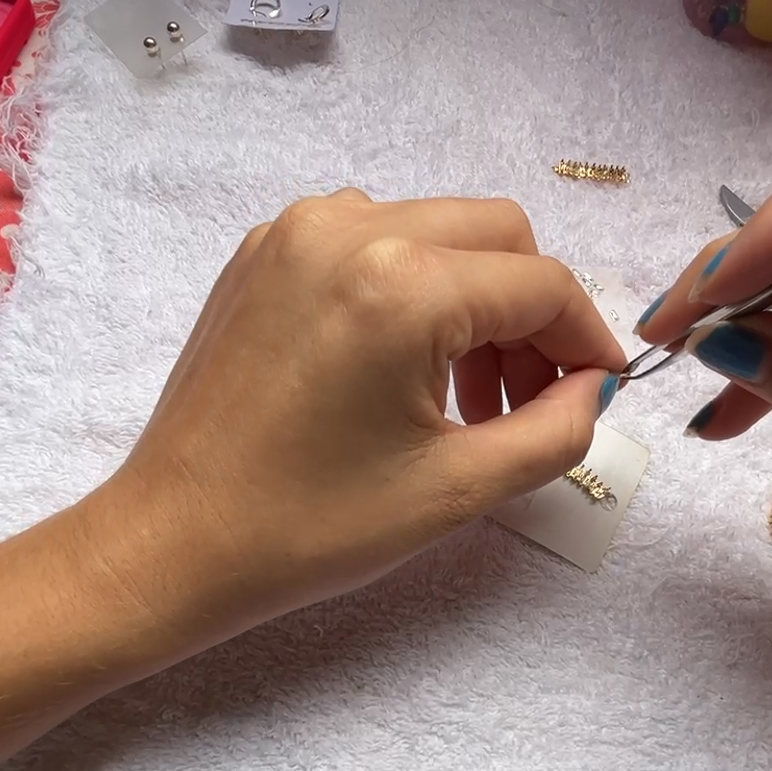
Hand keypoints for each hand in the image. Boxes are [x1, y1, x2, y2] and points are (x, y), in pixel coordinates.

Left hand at [103, 189, 623, 635]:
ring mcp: (295, 231)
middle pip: (497, 237)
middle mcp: (348, 226)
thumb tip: (594, 388)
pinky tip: (402, 366)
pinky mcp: (264, 253)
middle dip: (533, 315)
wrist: (174, 543)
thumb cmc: (309, 529)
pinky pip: (375, 242)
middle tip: (528, 400)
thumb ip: (555, 432)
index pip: (540, 285)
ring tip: (463, 395)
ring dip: (475, 302)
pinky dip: (415, 292)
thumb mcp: (456, 490)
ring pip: (438, 233)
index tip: (597, 392)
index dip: (586, 339)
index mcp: (399, 283)